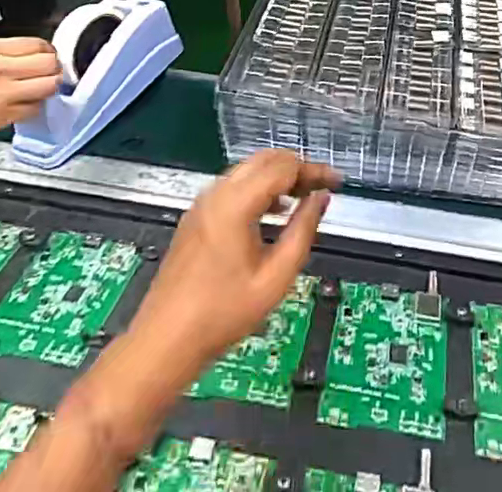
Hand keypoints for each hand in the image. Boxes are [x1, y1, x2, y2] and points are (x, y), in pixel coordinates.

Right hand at [0, 36, 61, 147]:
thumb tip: (26, 52)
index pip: (38, 44)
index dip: (47, 50)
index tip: (46, 55)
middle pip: (50, 63)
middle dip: (53, 67)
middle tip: (48, 71)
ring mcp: (1, 94)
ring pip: (48, 86)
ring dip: (48, 86)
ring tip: (40, 86)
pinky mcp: (1, 116)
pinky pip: (33, 109)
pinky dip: (34, 106)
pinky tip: (24, 103)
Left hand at [125, 150, 339, 374]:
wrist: (165, 341)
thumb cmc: (221, 315)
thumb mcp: (276, 277)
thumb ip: (303, 231)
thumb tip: (320, 200)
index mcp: (235, 204)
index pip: (284, 167)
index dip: (314, 170)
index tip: (337, 182)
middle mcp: (216, 194)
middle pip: (265, 159)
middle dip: (298, 168)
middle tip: (322, 188)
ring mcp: (202, 204)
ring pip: (248, 169)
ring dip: (278, 176)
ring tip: (304, 198)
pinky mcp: (196, 217)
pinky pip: (233, 186)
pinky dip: (258, 187)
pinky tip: (274, 211)